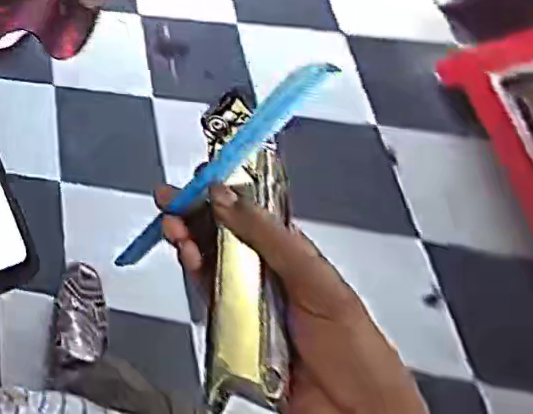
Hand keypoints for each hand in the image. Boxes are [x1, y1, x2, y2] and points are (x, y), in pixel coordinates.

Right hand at [158, 183, 426, 413]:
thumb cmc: (360, 357)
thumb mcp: (321, 285)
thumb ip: (271, 236)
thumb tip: (223, 193)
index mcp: (290, 254)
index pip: (249, 210)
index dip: (223, 190)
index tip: (201, 175)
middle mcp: (263, 272)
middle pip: (217, 230)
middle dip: (191, 210)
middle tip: (172, 197)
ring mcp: (244, 299)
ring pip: (205, 256)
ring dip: (186, 236)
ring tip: (176, 228)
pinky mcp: (226, 325)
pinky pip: (201, 291)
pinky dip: (189, 270)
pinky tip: (186, 257)